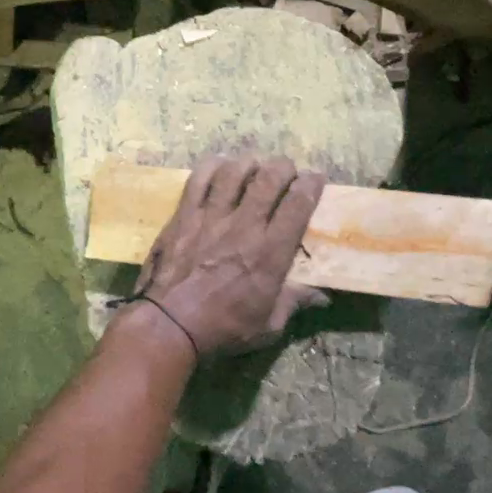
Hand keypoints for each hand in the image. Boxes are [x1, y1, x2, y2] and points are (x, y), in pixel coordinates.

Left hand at [127, 156, 328, 358]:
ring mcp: (211, 217)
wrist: (169, 323)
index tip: (315, 178)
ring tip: (254, 164)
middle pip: (268, 180)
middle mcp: (244, 226)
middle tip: (286, 168)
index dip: (310, 186)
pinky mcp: (184, 215)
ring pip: (234, 173)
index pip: (297, 206)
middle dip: (283, 167)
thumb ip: (294, 302)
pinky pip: (198, 179)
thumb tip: (322, 296)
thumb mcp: (268, 325)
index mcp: (270, 252)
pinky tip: (218, 164)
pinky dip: (211, 166)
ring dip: (248, 163)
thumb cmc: (223, 329)